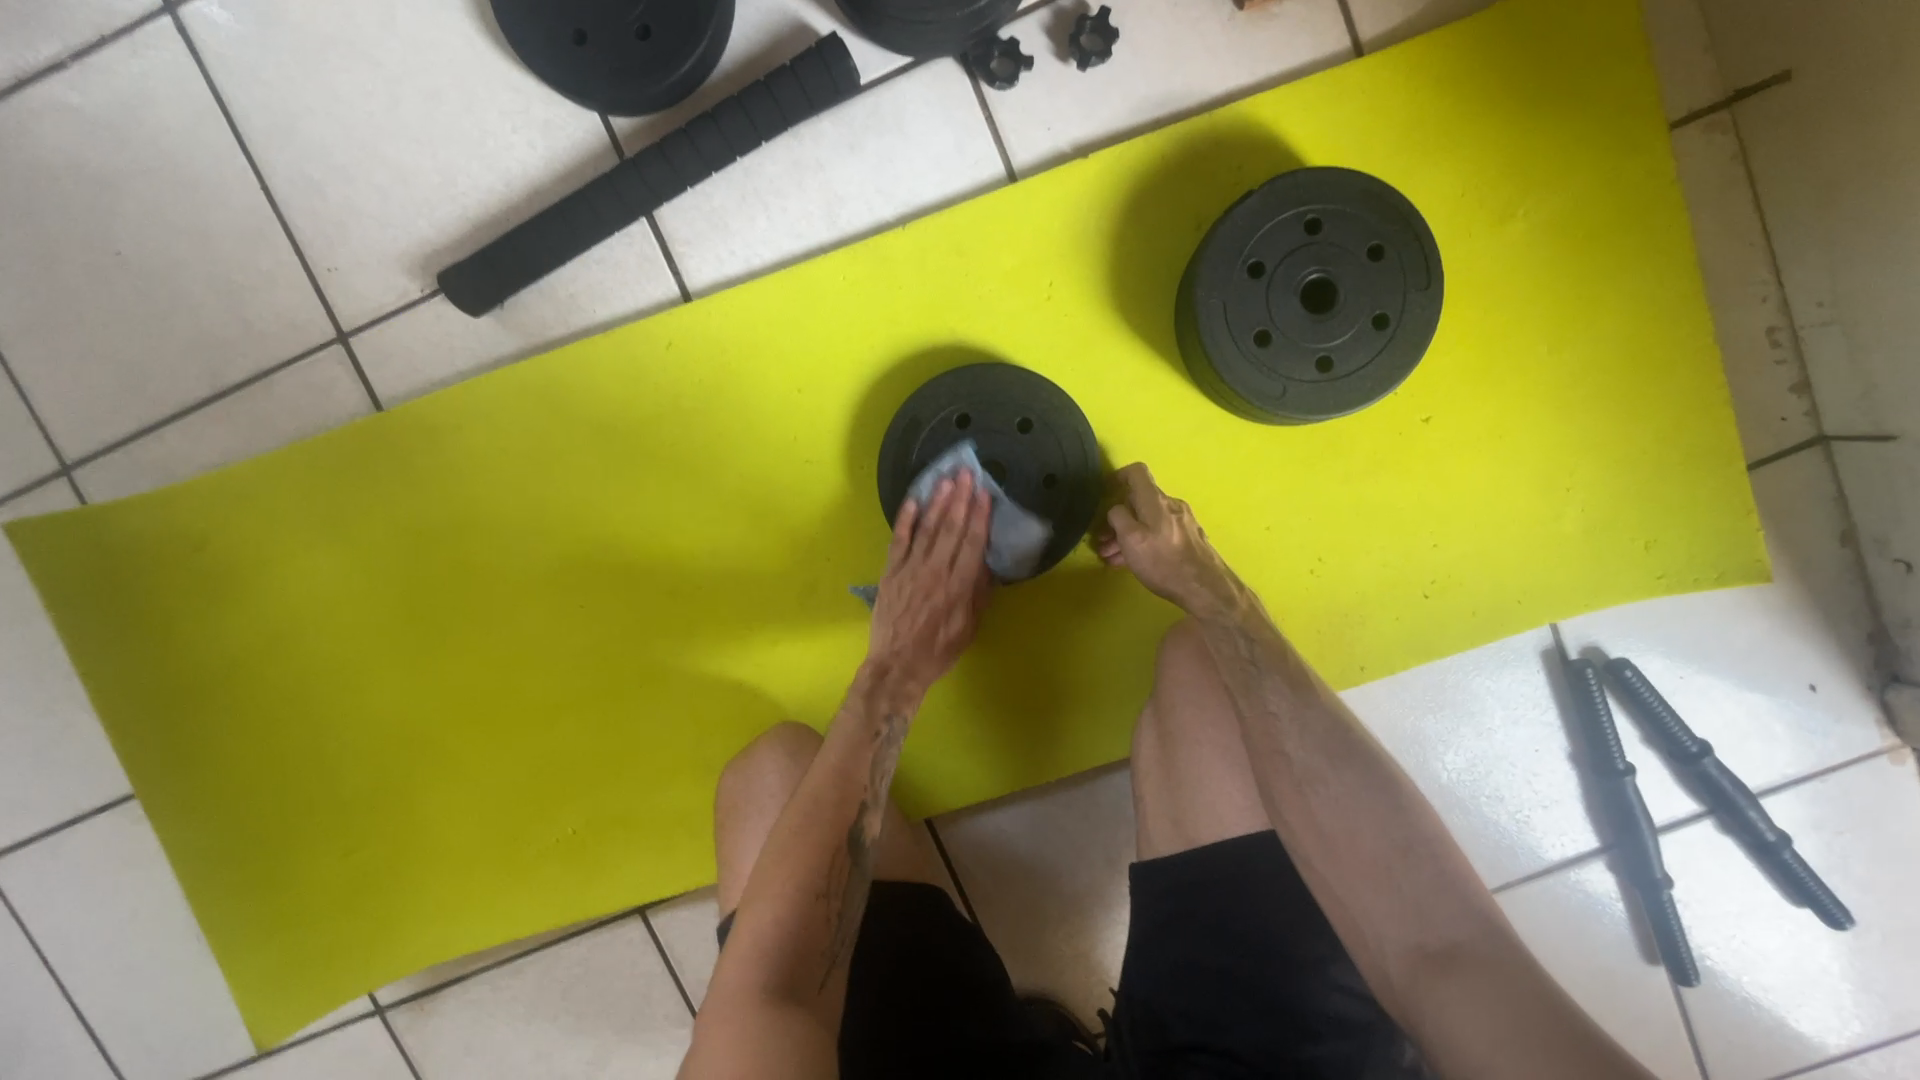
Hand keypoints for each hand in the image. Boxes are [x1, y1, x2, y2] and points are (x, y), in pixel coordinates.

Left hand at [868, 470, 993, 700]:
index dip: (980, 516)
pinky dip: (906, 519)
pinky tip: (913, 500)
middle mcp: (935, 572)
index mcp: (958, 587)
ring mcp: (910, 569)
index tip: (985, 493)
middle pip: (951, 528)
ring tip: (946, 479)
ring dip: (937, 502)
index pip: (972, 543)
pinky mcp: (890, 572)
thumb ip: (979, 594)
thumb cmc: (938, 650)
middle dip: (960, 498)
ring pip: (927, 528)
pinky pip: (899, 540)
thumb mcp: (969, 627)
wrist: (897, 665)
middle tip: (967, 473)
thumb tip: (987, 564)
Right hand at [1095, 463, 1246, 619]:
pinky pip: (1158, 533)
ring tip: (1111, 556)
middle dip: (1118, 518)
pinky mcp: (1188, 538)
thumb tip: (1116, 508)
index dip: (1118, 476)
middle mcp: (1171, 505)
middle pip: (1140, 501)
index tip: (1106, 491)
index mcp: (1156, 500)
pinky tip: (1131, 563)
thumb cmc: (1164, 562)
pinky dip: (1142, 542)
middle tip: (1102, 539)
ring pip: (1148, 520)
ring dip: (1127, 535)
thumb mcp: (1131, 540)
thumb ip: (1119, 518)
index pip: (1137, 472)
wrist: (1206, 588)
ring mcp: (1181, 522)